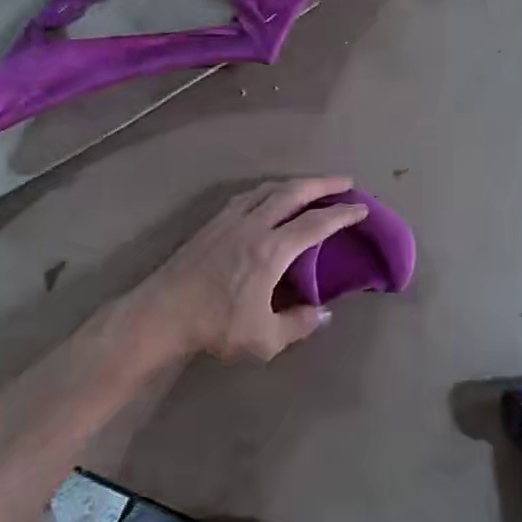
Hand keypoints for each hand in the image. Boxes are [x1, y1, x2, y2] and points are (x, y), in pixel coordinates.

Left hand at [121, 177, 368, 363]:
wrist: (160, 315)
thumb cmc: (214, 327)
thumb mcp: (264, 339)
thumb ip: (299, 324)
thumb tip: (324, 313)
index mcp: (270, 251)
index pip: (315, 224)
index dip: (342, 214)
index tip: (361, 209)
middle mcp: (253, 227)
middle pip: (292, 193)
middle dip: (322, 184)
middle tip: (345, 182)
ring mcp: (229, 222)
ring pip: (267, 190)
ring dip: (294, 183)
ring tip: (310, 186)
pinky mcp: (211, 224)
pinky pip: (247, 196)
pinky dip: (267, 190)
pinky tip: (268, 197)